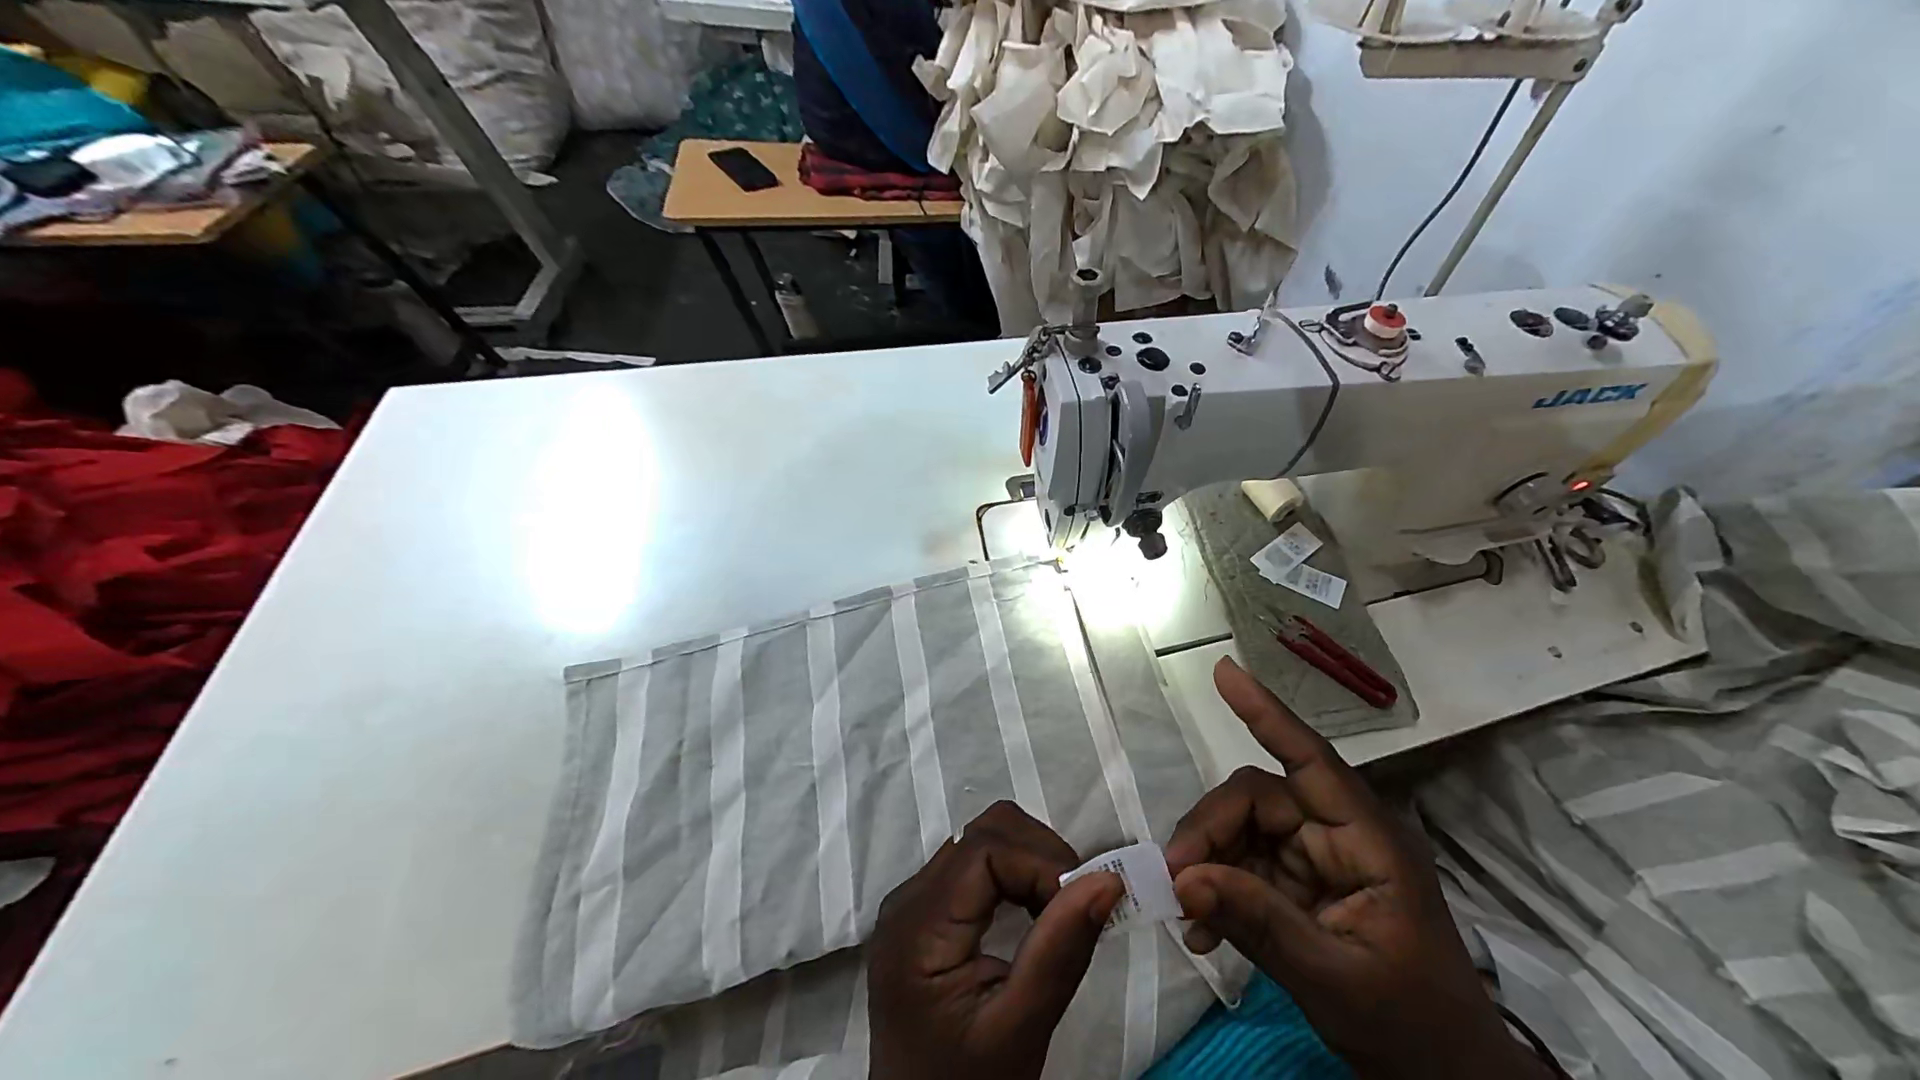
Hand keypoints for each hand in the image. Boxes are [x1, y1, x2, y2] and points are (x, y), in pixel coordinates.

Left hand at [869, 801, 1123, 1079]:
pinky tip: (1034, 913)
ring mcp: (914, 901)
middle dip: (1040, 856)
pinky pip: (976, 865)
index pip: (984, 848)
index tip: (1081, 906)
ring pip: (983, 840)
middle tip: (1075, 908)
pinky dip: (1016, 875)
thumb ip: (1059, 953)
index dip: (1041, 862)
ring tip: (1058, 914)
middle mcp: (908, 898)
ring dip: (1031, 863)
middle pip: (983, 832)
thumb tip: (1107, 879)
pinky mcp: (927, 910)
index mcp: (919, 926)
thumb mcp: (1019, 1031)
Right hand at [1165, 658, 1548, 1079]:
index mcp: (1369, 841)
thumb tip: (1184, 879)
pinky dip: (1213, 892)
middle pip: (1256, 800)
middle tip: (1174, 880)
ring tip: (1186, 914)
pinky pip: (1239, 867)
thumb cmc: (1412, 1026)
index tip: (1223, 672)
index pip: (1312, 760)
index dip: (1266, 713)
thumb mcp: (1335, 980)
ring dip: (1205, 865)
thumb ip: (1260, 923)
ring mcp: (1314, 859)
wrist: (1442, 1077)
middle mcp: (1337, 835)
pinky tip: (1201, 931)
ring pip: (1239, 830)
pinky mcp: (1295, 884)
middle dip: (1209, 832)